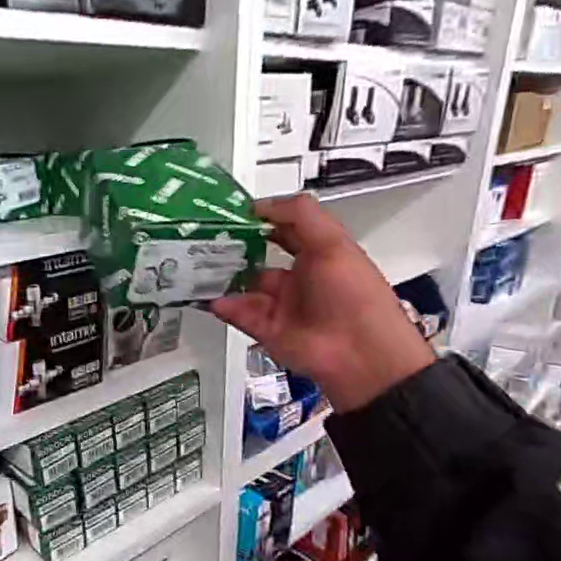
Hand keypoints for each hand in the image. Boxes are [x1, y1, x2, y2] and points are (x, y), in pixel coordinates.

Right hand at [211, 195, 434, 411]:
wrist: (360, 355)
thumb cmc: (354, 295)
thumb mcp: (331, 242)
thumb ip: (299, 215)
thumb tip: (262, 205)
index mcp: (320, 254)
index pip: (286, 229)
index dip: (263, 219)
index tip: (234, 212)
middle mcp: (301, 279)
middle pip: (260, 259)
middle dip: (236, 248)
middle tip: (209, 237)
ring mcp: (285, 306)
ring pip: (246, 287)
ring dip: (224, 277)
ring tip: (200, 264)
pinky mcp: (270, 330)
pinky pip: (241, 314)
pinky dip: (224, 305)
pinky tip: (210, 295)